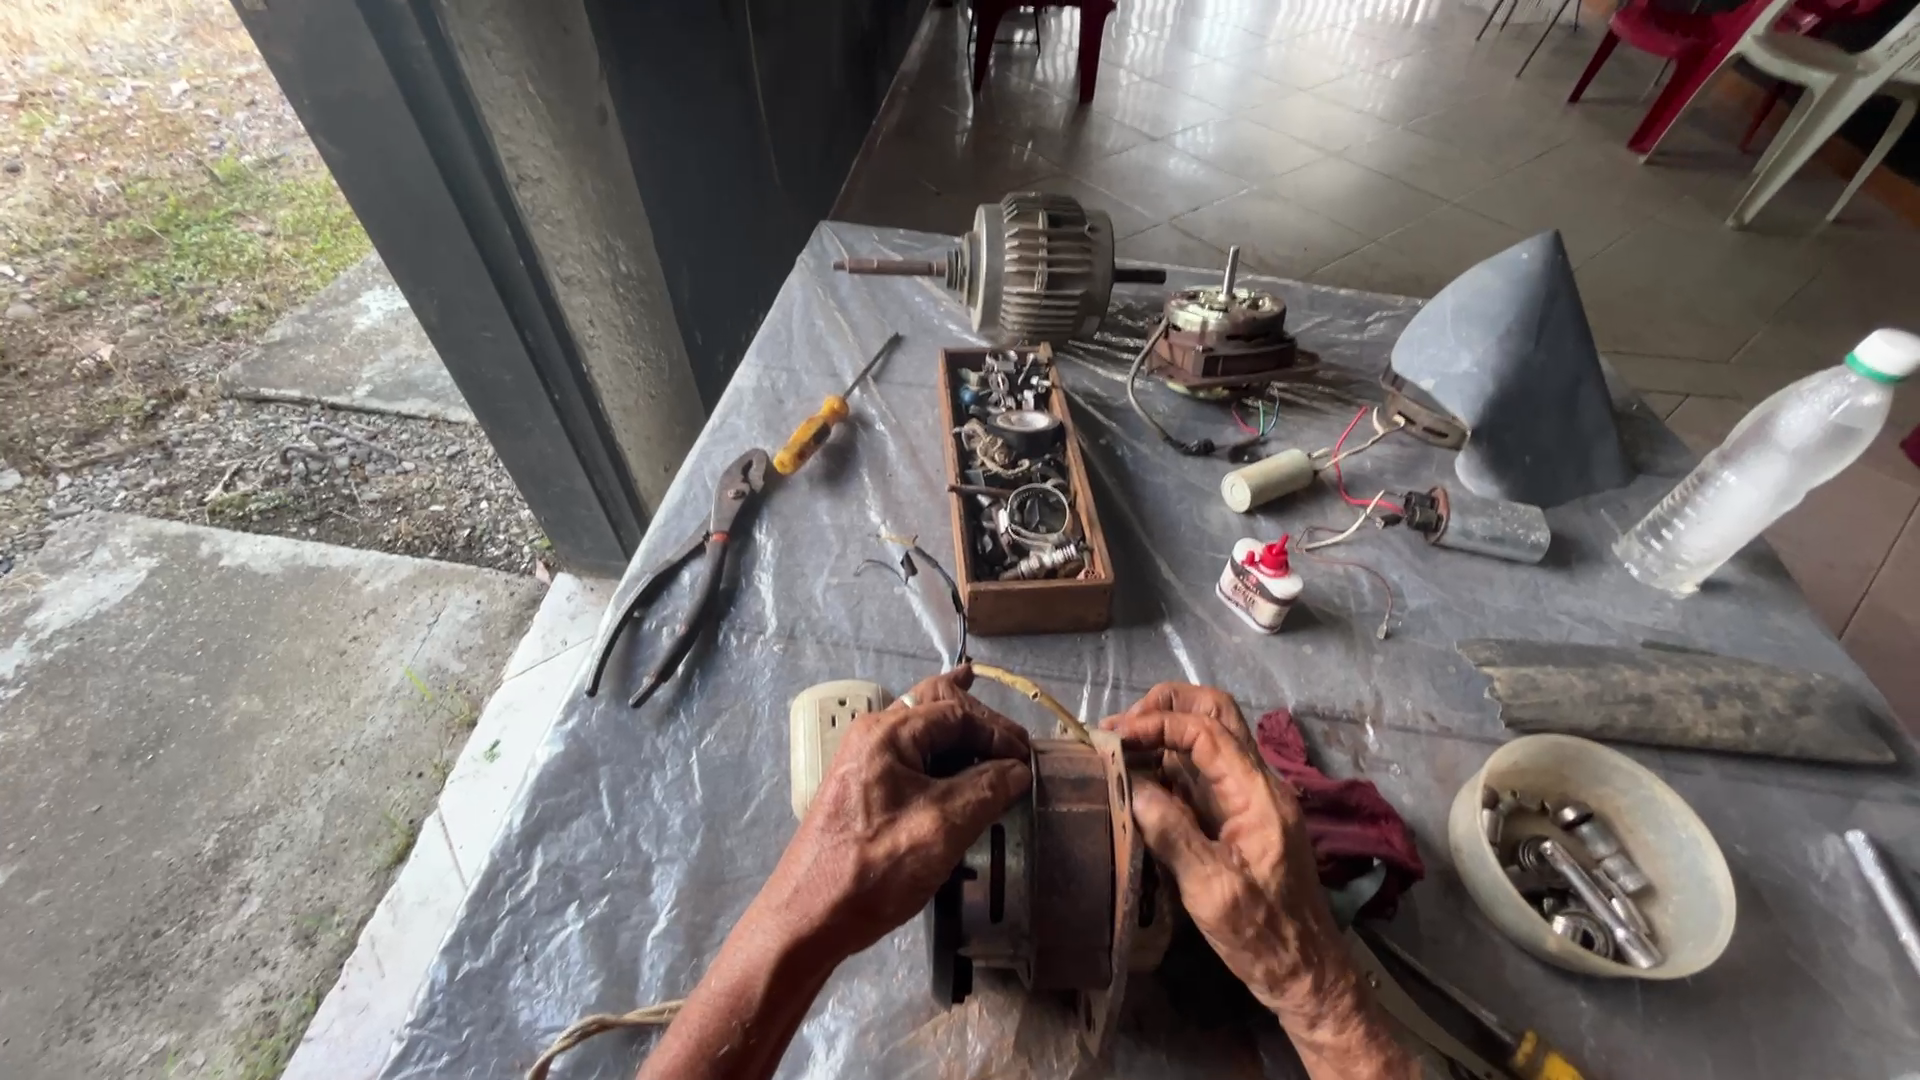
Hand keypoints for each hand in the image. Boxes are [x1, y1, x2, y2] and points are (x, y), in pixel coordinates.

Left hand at [762, 666, 1031, 960]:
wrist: (808, 918)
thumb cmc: (874, 869)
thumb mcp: (942, 827)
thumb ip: (986, 789)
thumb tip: (1019, 770)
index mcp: (887, 733)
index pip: (956, 711)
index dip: (998, 731)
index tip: (1028, 760)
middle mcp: (874, 734)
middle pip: (937, 706)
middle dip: (981, 721)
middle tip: (1017, 748)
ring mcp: (867, 759)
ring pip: (925, 729)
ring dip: (964, 735)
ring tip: (998, 743)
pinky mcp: (867, 786)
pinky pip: (914, 755)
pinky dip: (944, 752)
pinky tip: (961, 757)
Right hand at [1106, 686, 1413, 1079]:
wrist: (1307, 974)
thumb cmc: (1264, 936)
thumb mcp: (1212, 891)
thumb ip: (1172, 833)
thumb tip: (1132, 786)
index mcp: (1259, 794)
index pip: (1208, 730)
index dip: (1159, 723)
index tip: (1116, 736)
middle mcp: (1257, 781)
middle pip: (1216, 711)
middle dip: (1165, 706)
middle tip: (1121, 728)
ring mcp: (1247, 793)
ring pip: (1209, 731)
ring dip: (1164, 727)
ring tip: (1120, 745)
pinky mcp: (1235, 809)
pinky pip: (1200, 763)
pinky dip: (1167, 756)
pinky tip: (1138, 772)